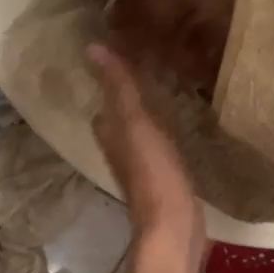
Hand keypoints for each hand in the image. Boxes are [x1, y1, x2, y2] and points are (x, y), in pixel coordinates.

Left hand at [87, 44, 206, 257]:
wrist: (174, 225)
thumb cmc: (153, 173)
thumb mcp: (136, 124)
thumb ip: (118, 88)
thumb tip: (91, 47)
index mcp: (110, 134)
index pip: (105, 100)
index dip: (112, 78)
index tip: (129, 52)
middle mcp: (121, 150)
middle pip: (122, 116)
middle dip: (132, 95)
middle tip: (154, 64)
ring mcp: (143, 166)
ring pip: (142, 131)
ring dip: (150, 113)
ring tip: (170, 87)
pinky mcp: (165, 179)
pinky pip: (162, 146)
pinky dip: (167, 132)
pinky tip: (182, 125)